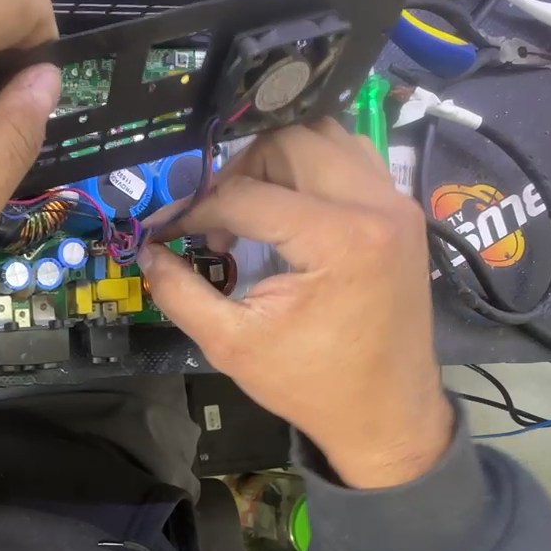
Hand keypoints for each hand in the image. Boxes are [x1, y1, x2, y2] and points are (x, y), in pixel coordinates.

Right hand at [139, 121, 453, 488]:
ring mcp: (396, 204)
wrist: (385, 412)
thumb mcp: (230, 344)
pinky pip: (351, 158)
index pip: (244, 195)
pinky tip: (285, 210)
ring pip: (323, 138)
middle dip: (235, 174)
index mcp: (337, 239)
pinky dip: (310, 170)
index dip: (193, 211)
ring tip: (247, 210)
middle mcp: (375, 206)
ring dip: (274, 163)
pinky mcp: (401, 213)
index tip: (164, 234)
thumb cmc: (309, 383)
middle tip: (212, 219)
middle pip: (287, 143)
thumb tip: (148, 253)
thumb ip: (180, 292)